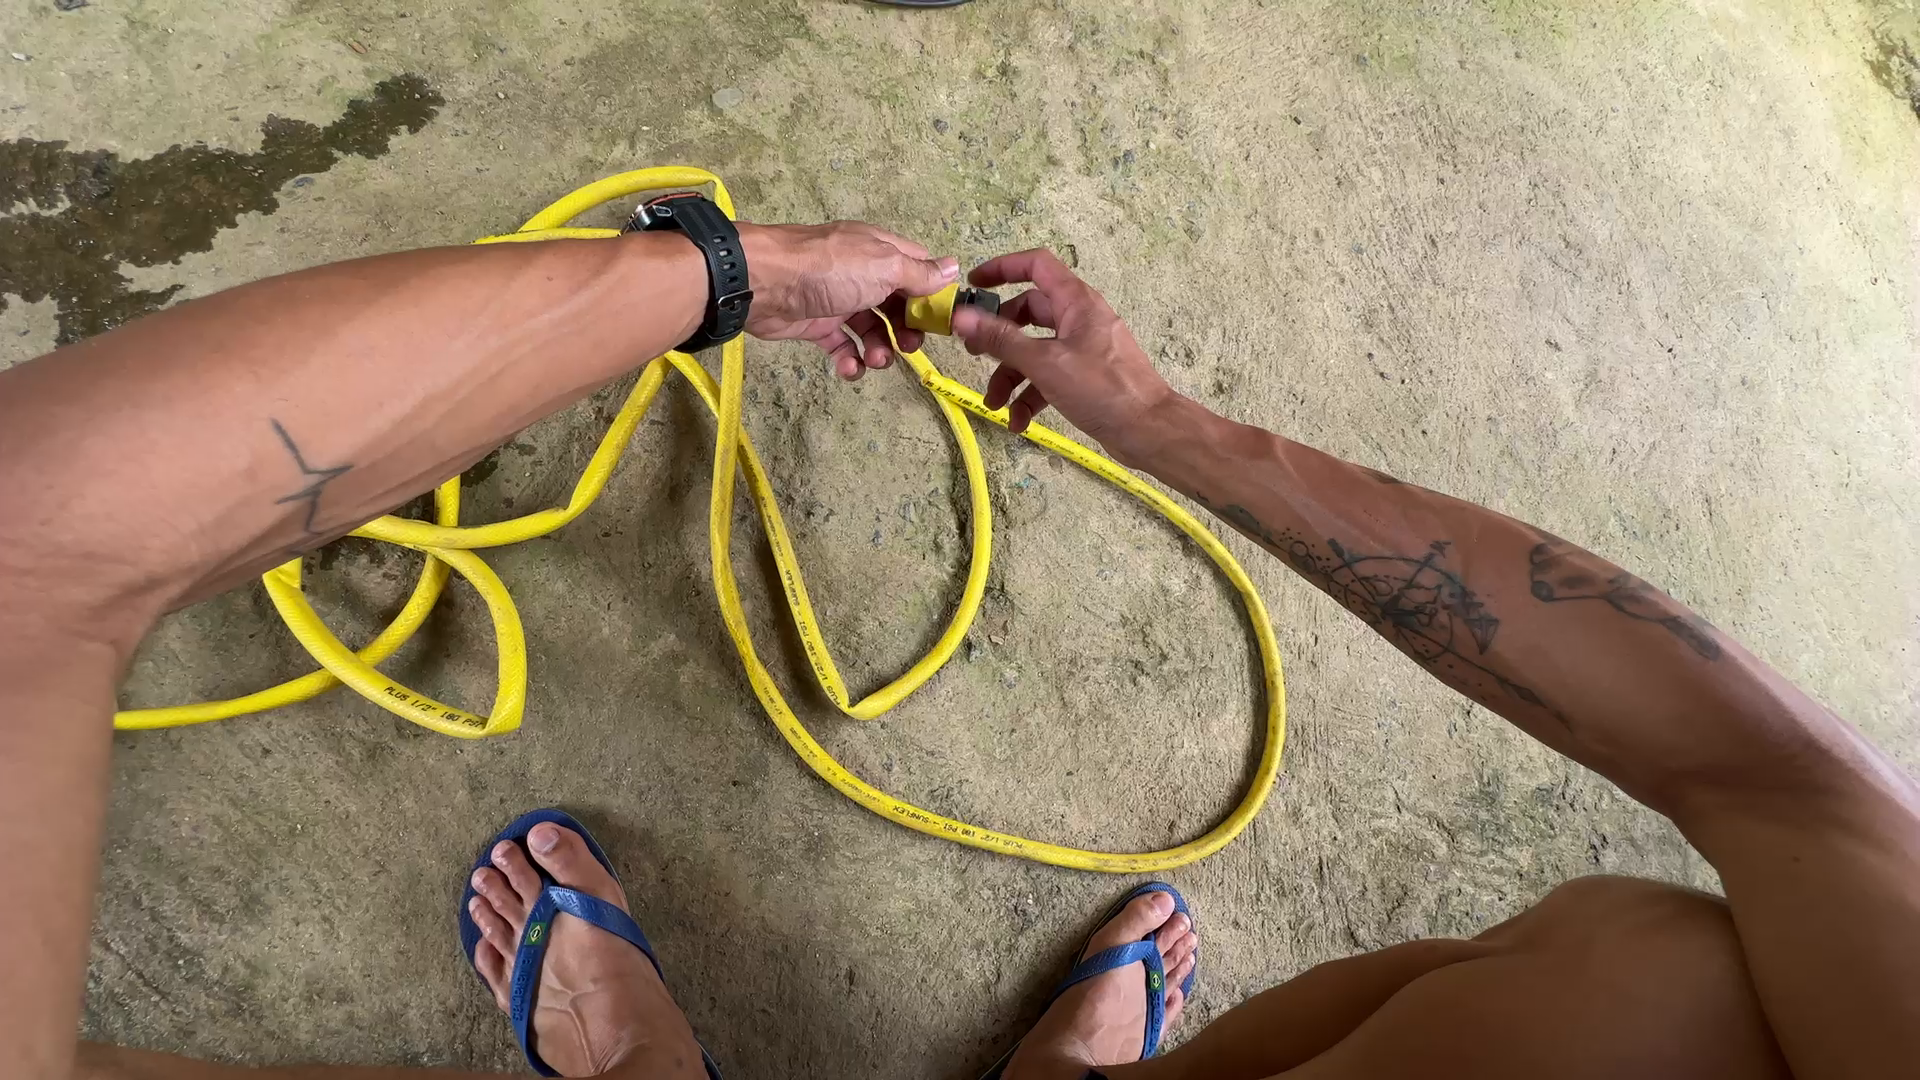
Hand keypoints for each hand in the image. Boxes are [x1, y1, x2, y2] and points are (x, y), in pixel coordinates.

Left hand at [739, 222, 958, 378]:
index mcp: (881, 252)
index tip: (940, 322)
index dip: (932, 296)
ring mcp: (840, 301)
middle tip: (910, 347)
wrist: (764, 283)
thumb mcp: (883, 265)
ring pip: (874, 330)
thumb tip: (952, 268)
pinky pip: (844, 347)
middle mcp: (863, 274)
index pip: (919, 272)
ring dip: (881, 350)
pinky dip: (851, 361)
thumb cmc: (830, 269)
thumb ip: (919, 273)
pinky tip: (849, 368)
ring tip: (876, 360)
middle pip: (898, 306)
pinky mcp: (819, 326)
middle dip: (908, 330)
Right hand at [950, 249, 1176, 457]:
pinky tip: (1019, 422)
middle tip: (973, 353)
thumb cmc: (1101, 388)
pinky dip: (1031, 397)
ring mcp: (1082, 350)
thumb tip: (961, 317)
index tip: (973, 284)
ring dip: (1011, 377)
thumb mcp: (1045, 362)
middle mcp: (1079, 320)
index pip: (1036, 266)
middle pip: (1028, 315)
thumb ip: (1001, 340)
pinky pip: (1049, 378)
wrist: (1147, 430)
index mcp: (1076, 302)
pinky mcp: (1084, 378)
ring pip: (1035, 352)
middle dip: (999, 338)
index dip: (1003, 268)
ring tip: (994, 404)